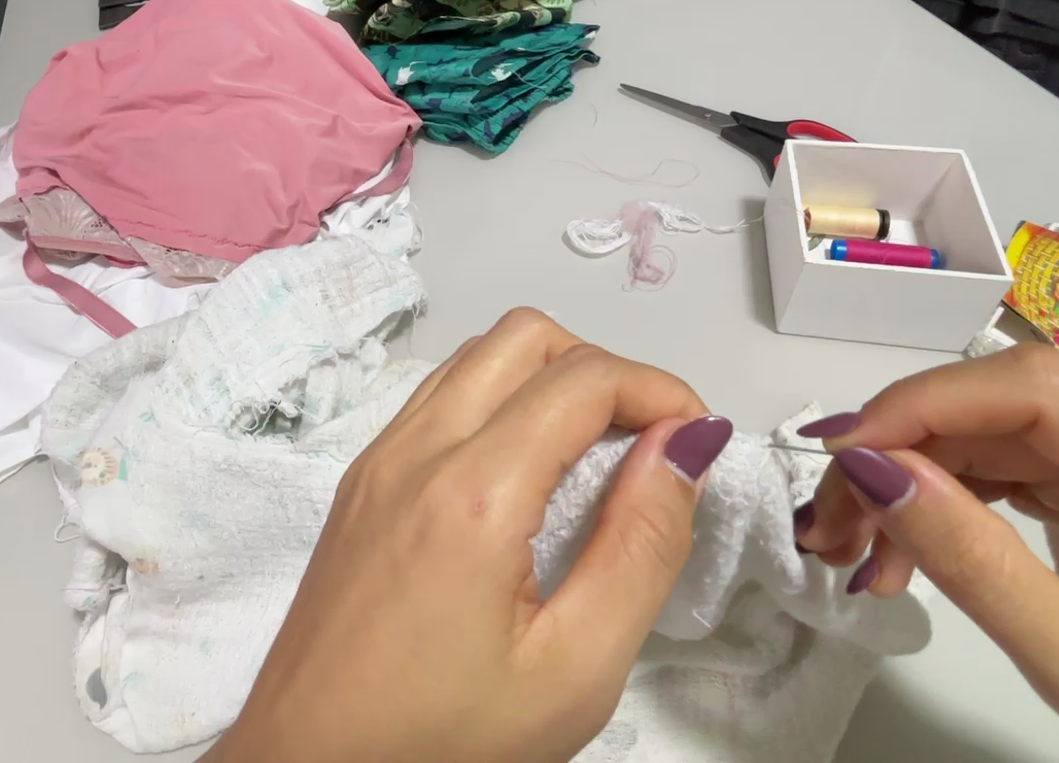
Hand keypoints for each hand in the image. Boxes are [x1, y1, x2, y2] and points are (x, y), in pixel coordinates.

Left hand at [205, 309, 733, 762]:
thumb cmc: (443, 742)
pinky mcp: (364, 473)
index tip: (695, 438)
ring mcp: (381, 453)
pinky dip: (501, 395)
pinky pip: (442, 392)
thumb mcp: (574, 670)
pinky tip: (524, 465)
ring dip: (548, 374)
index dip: (656, 389)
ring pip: (479, 354)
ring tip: (591, 448)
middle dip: (602, 367)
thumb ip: (640, 546)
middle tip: (643, 439)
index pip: (581, 379)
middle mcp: (418, 446)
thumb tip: (684, 447)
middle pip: (525, 335)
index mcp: (472, 490)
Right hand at [795, 346, 1058, 762]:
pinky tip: (901, 544)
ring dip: (905, 479)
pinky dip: (937, 497)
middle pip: (998, 412)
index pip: (1040, 392)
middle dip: (897, 456)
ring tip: (853, 549)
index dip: (927, 402)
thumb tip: (868, 468)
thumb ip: (975, 565)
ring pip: (985, 433)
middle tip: (829, 527)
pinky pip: (1000, 461)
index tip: (840, 453)